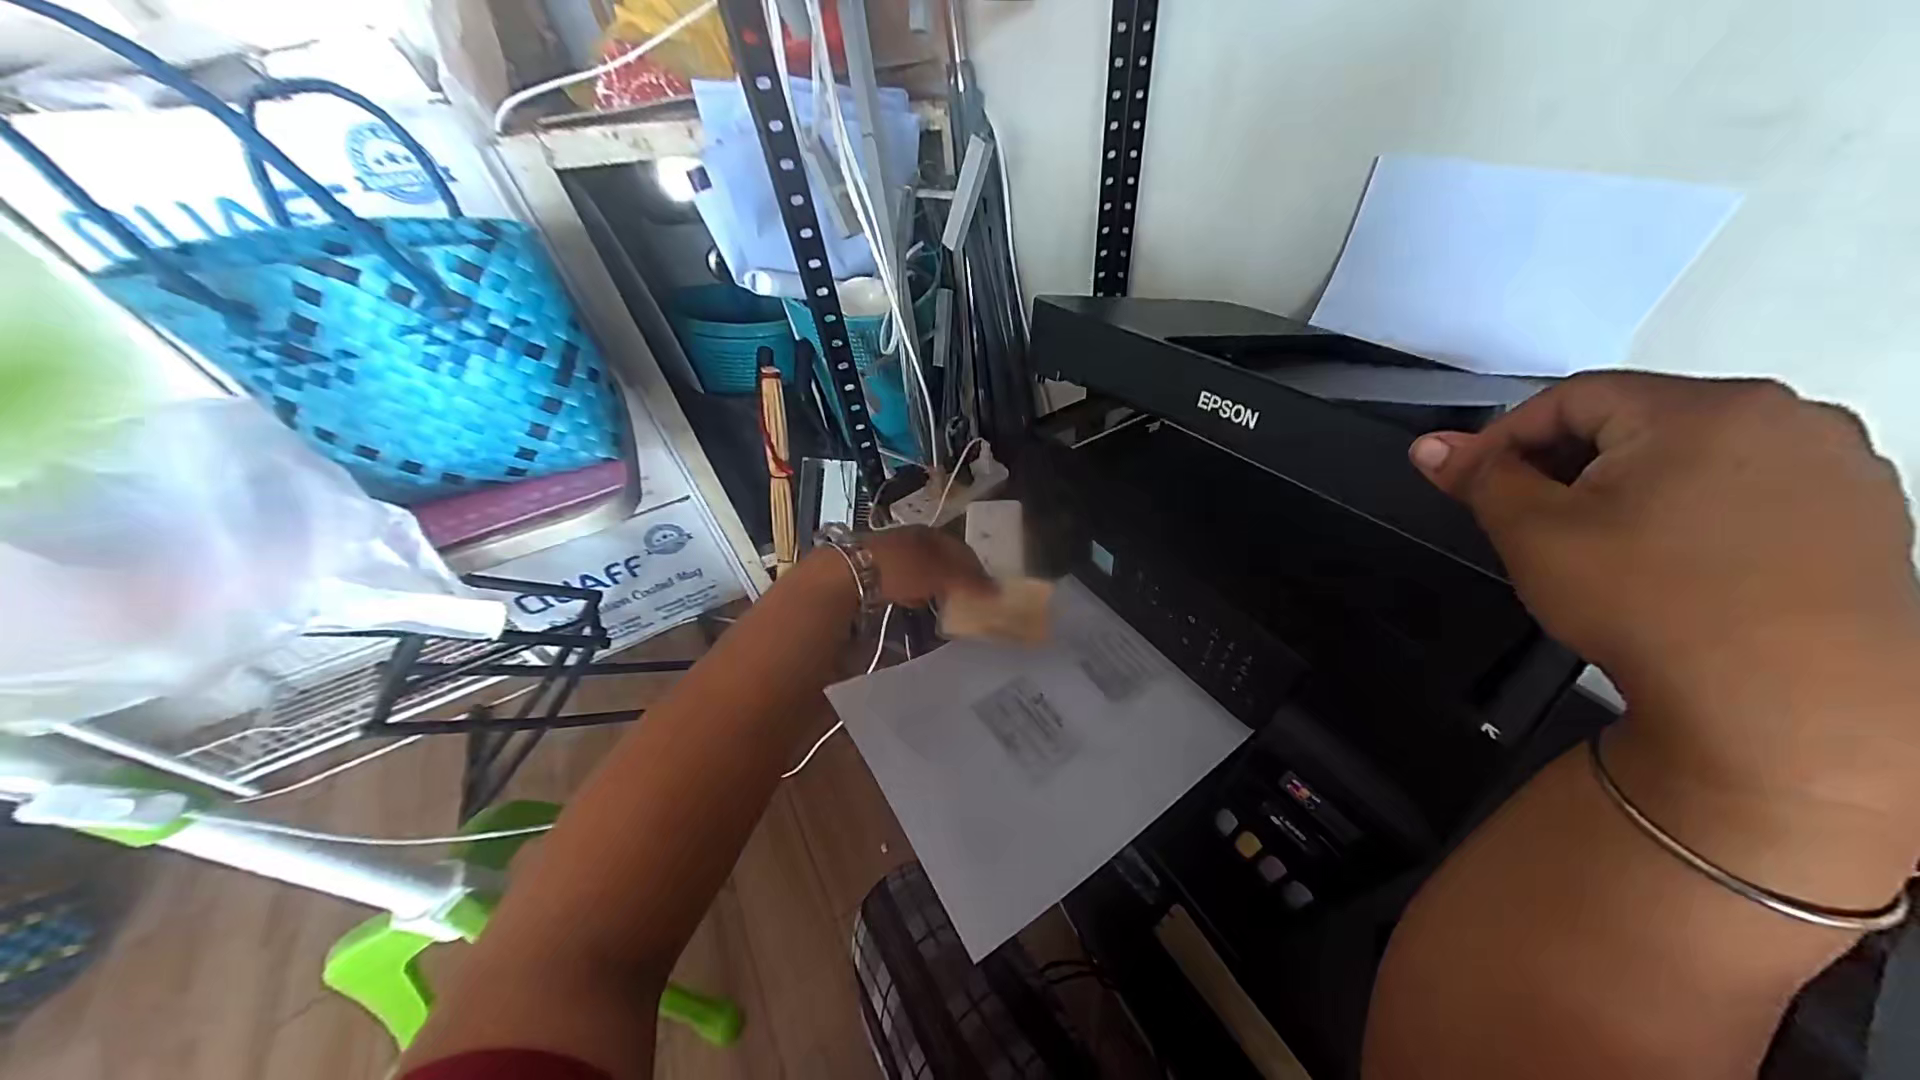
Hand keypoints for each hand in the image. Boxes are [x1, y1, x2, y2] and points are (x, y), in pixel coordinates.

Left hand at [860, 525, 992, 607]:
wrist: (848, 574)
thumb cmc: (900, 569)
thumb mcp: (939, 573)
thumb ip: (965, 579)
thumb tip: (992, 588)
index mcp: (929, 534)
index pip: (959, 549)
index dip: (973, 568)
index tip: (984, 588)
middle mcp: (910, 537)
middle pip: (938, 557)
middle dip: (952, 576)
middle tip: (964, 597)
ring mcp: (889, 551)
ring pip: (918, 568)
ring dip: (930, 584)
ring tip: (939, 604)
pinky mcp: (871, 568)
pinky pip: (900, 580)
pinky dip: (911, 590)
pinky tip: (910, 603)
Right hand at [1409, 373, 1919, 828]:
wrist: (1788, 708)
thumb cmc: (1654, 605)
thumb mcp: (1532, 533)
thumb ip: (1479, 478)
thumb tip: (1432, 448)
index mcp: (1704, 409)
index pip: (1569, 397)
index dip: (1503, 437)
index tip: (1469, 478)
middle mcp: (1786, 420)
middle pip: (1631, 423)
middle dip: (1563, 465)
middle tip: (1523, 516)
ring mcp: (1837, 469)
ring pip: (1687, 457)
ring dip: (1621, 487)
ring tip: (1589, 545)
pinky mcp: (1862, 520)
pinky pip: (1743, 491)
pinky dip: (1685, 511)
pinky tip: (1659, 563)